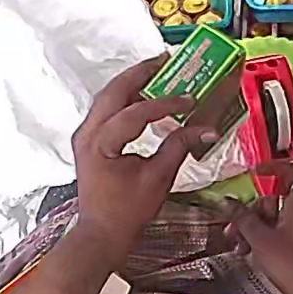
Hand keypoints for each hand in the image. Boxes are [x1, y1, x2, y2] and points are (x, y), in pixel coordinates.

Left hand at [70, 55, 218, 261]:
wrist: (102, 233)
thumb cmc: (128, 211)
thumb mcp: (158, 178)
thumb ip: (179, 147)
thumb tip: (208, 128)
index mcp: (101, 143)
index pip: (135, 112)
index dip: (165, 103)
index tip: (190, 100)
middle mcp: (87, 133)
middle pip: (113, 91)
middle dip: (140, 73)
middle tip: (166, 60)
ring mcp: (84, 135)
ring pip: (107, 98)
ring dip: (131, 83)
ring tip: (157, 72)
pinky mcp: (89, 141)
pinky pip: (106, 110)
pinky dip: (125, 100)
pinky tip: (144, 97)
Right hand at [228, 160, 292, 293]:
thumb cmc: (292, 263)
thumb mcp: (260, 238)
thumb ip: (242, 217)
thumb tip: (226, 201)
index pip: (288, 171)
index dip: (270, 168)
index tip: (251, 172)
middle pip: (275, 198)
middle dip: (250, 211)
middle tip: (232, 228)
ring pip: (274, 216)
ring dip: (253, 227)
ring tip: (237, 246)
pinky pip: (280, 230)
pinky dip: (264, 236)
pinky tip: (249, 251)